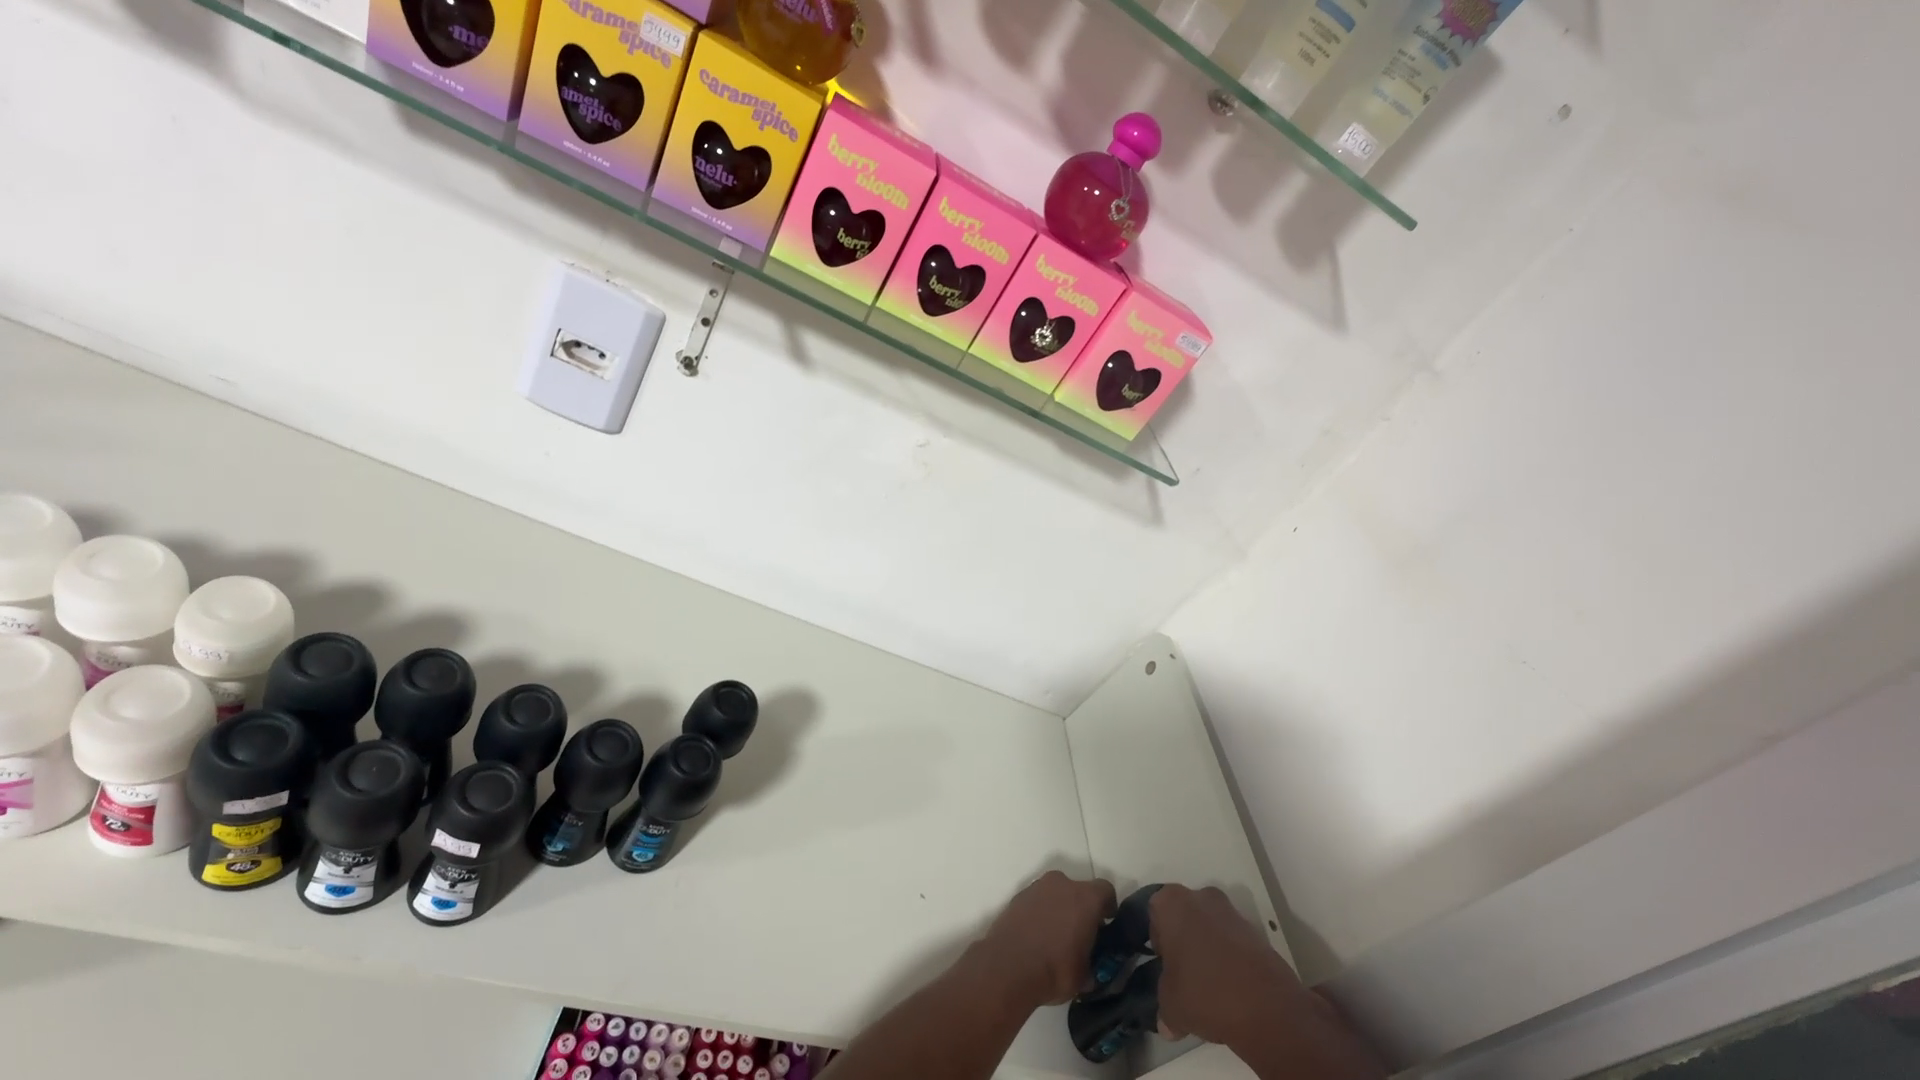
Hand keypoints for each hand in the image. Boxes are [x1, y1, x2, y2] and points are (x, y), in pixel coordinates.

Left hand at [974, 871, 1116, 1007]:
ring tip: (1055, 937)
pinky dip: (1040, 913)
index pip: (1106, 891)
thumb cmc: (1054, 971)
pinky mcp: (1017, 897)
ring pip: (1055, 893)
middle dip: (1081, 908)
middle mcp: (1062, 885)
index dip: (1108, 908)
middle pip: (1078, 890)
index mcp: (1086, 898)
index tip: (1105, 926)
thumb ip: (1092, 964)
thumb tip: (1090, 968)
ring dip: (1059, 908)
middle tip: (1080, 934)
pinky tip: (1036, 937)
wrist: (1006, 969)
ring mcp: (1036, 888)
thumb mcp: (1084, 976)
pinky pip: (1037, 901)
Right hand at [1150, 885, 1301, 1046]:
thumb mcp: (1170, 1006)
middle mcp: (1202, 898)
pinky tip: (1230, 989)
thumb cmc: (1203, 993)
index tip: (1163, 963)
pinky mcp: (1258, 933)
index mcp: (1172, 903)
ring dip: (1208, 949)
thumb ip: (1164, 1008)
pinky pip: (1234, 943)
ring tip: (1209, 986)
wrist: (1266, 1007)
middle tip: (1183, 973)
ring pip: (1211, 928)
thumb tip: (1167, 1024)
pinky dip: (1230, 959)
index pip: (1154, 912)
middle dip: (1184, 939)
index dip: (1158, 939)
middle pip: (1185, 916)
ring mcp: (1233, 913)